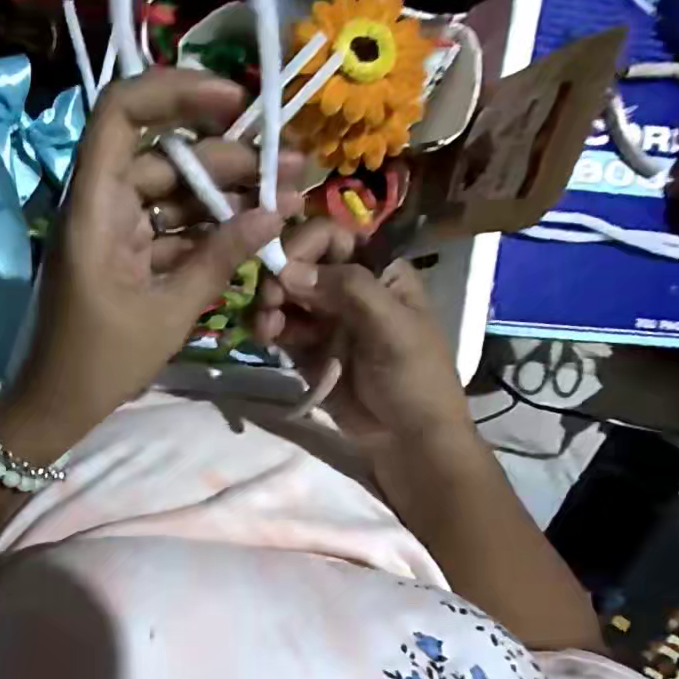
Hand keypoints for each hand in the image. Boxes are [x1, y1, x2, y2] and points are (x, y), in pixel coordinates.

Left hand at [4, 69, 303, 449]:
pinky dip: (210, 229)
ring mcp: (116, 230)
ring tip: (287, 197)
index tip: (234, 100)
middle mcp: (103, 205)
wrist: (59, 404)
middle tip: (291, 165)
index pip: (121, 115)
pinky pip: (173, 227)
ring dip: (228, 194)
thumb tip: (274, 214)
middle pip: (165, 156)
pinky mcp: (128, 254)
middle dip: (229, 157)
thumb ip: (220, 258)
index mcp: (95, 208)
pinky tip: (255, 232)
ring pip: (175, 192)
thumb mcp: (170, 311)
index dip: (174, 91)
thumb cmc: (103, 361)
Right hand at [255, 242, 473, 452]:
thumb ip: (347, 289)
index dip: (305, 244)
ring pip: (286, 296)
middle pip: (302, 264)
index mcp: (379, 272)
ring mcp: (327, 320)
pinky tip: (264, 337)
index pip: (333, 238)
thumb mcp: (392, 327)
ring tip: (265, 327)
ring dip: (269, 304)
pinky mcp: (309, 350)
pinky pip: (281, 328)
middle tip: (268, 300)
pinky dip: (269, 328)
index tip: (282, 267)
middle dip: (279, 277)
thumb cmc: (414, 377)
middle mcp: (349, 289)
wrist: (410, 440)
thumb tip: (288, 269)